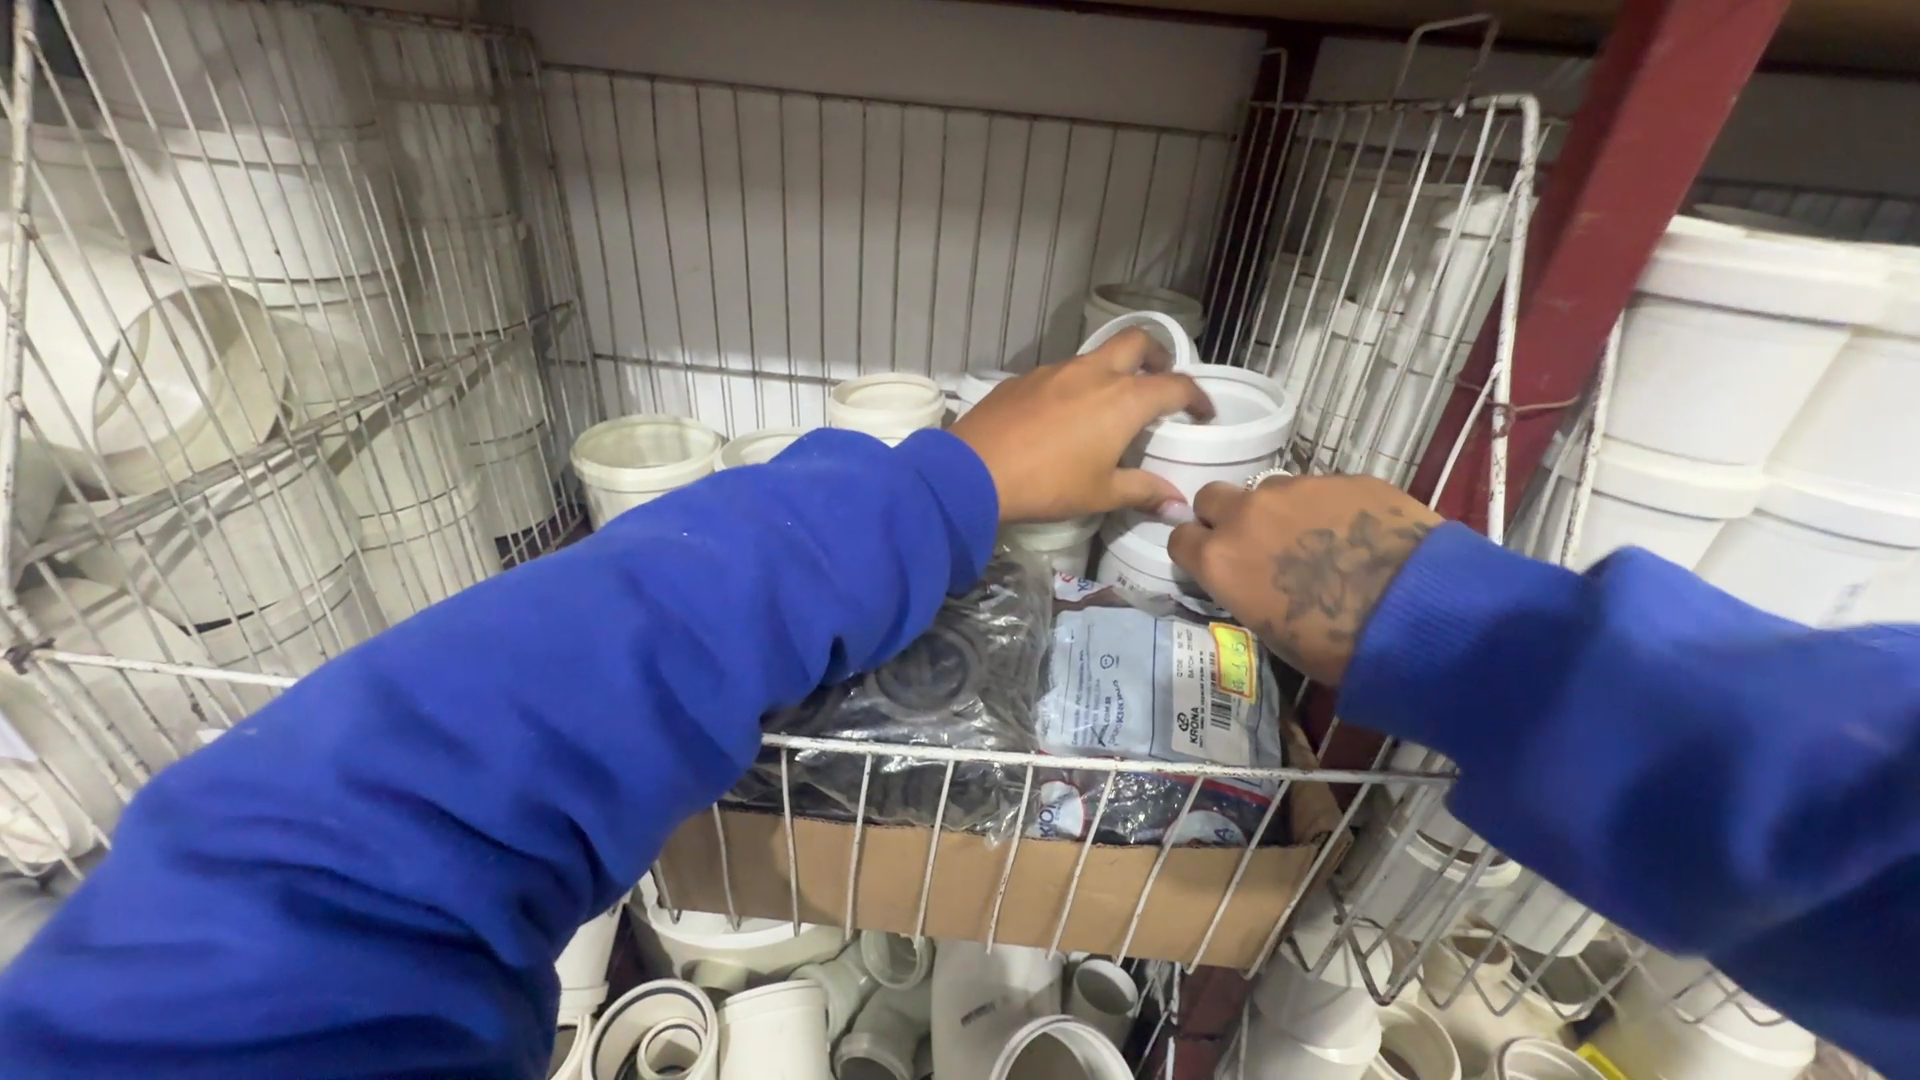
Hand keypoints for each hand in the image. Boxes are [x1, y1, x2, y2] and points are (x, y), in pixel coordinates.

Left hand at [950, 329, 1213, 522]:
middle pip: (1137, 342)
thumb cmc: (1048, 484)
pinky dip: (1074, 385)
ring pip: (1094, 356)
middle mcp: (1094, 372)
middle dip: (1157, 356)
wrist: (974, 470)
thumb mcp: (1101, 493)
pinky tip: (1061, 415)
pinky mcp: (1023, 378)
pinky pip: (1059, 373)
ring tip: (1109, 403)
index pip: (1175, 385)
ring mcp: (1055, 370)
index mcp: (1124, 399)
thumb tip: (1178, 506)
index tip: (1203, 413)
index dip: (1197, 397)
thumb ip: (1143, 492)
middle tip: (1160, 382)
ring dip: (1112, 370)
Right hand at [1168, 475, 1441, 684]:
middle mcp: (1246, 515)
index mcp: (1219, 559)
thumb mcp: (1270, 630)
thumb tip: (1251, 578)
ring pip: (1269, 489)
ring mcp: (1296, 489)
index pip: (1179, 538)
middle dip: (1225, 516)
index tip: (1214, 562)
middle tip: (1256, 543)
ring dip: (1279, 510)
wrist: (1418, 613)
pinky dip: (1328, 506)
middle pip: (1212, 497)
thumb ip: (1244, 590)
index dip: (1195, 549)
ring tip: (1316, 539)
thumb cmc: (1337, 645)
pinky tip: (1358, 532)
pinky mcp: (1344, 477)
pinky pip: (1321, 487)